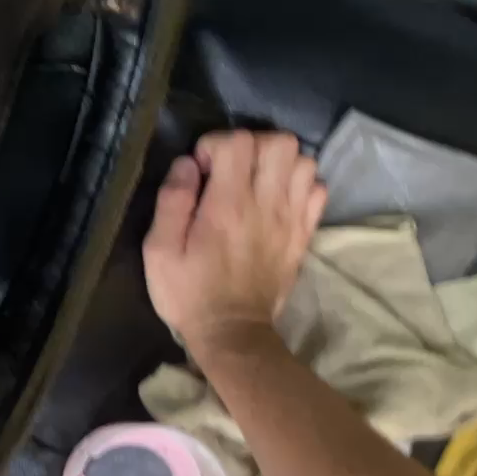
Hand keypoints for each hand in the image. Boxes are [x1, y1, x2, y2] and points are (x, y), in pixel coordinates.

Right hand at [141, 130, 326, 357]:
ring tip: (250, 182)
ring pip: (304, 161)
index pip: (239, 142)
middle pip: (280, 143)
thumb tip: (187, 164)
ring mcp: (292, 219)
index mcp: (227, 205)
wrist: (232, 332)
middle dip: (250, 145)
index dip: (214, 144)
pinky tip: (272, 199)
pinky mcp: (304, 233)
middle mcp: (266, 205)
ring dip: (275, 163)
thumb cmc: (187, 291)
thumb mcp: (159, 249)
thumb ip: (172, 200)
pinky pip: (317, 189)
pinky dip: (297, 184)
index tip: (199, 169)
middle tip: (227, 169)